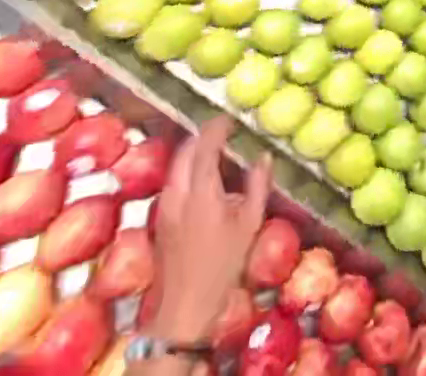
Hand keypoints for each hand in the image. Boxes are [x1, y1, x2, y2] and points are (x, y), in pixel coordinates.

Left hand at [145, 116, 271, 343]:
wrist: (184, 306)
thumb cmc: (223, 264)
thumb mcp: (249, 224)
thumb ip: (258, 186)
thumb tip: (264, 157)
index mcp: (201, 191)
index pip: (205, 147)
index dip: (217, 128)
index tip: (230, 119)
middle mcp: (177, 193)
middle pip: (185, 151)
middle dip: (203, 135)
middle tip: (223, 129)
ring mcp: (166, 206)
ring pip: (176, 164)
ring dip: (193, 150)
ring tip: (215, 148)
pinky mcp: (162, 217)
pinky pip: (173, 179)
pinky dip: (187, 167)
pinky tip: (204, 176)